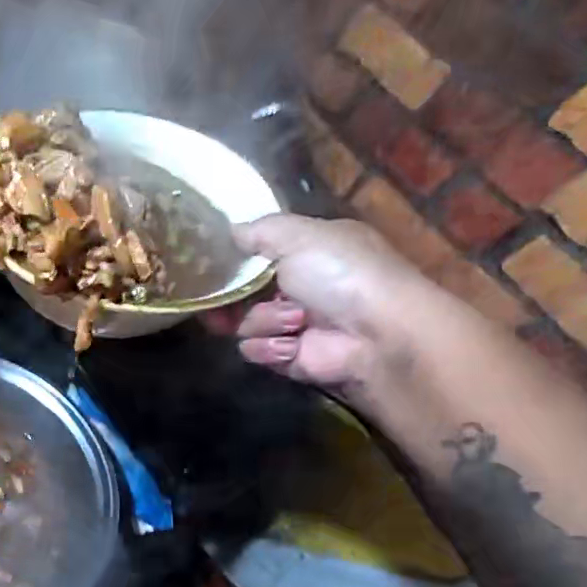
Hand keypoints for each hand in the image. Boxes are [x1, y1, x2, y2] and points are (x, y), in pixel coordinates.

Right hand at [213, 215, 433, 396]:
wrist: (377, 333)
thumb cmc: (341, 273)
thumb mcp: (299, 235)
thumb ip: (259, 231)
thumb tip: (229, 230)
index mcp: (309, 251)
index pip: (259, 254)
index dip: (233, 260)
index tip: (209, 266)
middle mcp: (301, 286)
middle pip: (244, 292)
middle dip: (231, 297)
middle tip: (216, 303)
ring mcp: (294, 324)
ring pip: (245, 322)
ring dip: (262, 320)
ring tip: (293, 321)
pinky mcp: (290, 357)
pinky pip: (256, 350)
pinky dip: (267, 347)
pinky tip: (290, 344)